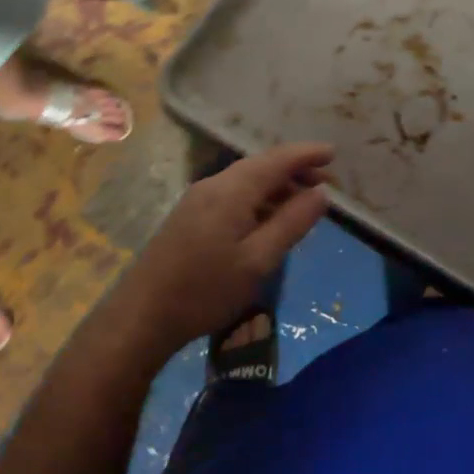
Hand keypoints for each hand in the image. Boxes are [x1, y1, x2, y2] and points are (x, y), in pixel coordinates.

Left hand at [122, 144, 333, 340]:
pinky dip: (258, 198)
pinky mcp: (188, 217)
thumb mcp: (259, 260)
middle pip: (261, 166)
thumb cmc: (205, 290)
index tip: (334, 154)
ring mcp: (197, 200)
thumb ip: (292, 222)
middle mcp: (213, 185)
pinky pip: (233, 194)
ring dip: (277, 185)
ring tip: (302, 202)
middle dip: (295, 170)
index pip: (278, 159)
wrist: (139, 319)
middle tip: (325, 184)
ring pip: (246, 180)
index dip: (307, 154)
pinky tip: (267, 219)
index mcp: (232, 190)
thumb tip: (322, 194)